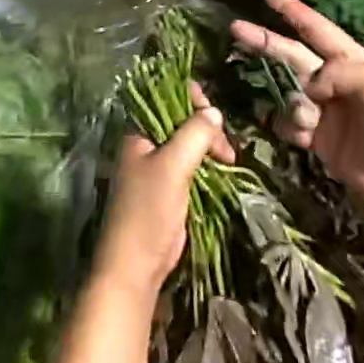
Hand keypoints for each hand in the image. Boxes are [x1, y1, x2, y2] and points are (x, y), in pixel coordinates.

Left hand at [90, 83, 235, 298]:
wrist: (135, 267)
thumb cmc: (148, 210)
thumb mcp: (173, 165)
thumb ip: (195, 133)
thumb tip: (215, 112)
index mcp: (138, 131)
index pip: (166, 96)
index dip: (192, 99)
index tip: (213, 116)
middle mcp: (146, 143)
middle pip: (182, 118)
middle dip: (207, 126)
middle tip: (224, 148)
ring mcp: (157, 165)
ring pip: (189, 141)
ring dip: (210, 145)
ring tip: (228, 159)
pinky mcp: (169, 186)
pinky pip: (192, 162)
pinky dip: (208, 162)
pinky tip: (223, 168)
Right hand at [231, 0, 363, 224]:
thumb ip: (339, 72)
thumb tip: (307, 86)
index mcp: (356, 61)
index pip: (317, 28)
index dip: (292, 10)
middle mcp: (338, 82)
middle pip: (293, 56)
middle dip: (266, 43)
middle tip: (235, 29)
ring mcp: (329, 114)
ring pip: (289, 94)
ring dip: (287, 100)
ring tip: (307, 119)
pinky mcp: (325, 145)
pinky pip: (292, 126)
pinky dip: (287, 125)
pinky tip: (300, 133)